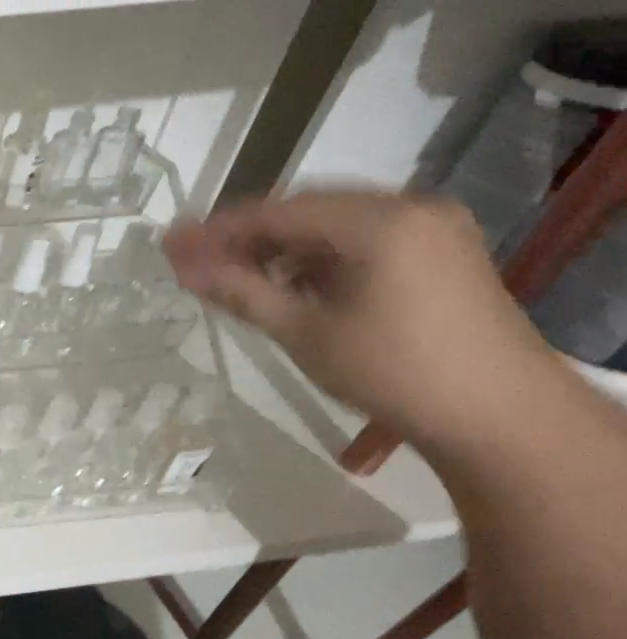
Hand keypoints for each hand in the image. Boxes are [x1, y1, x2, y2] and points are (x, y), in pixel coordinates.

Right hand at [162, 189, 555, 442]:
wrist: (491, 407)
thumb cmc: (390, 370)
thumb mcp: (305, 332)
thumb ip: (242, 292)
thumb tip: (185, 268)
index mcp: (380, 222)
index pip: (280, 212)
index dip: (219, 228)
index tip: (171, 243)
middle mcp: (410, 208)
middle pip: (308, 210)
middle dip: (246, 235)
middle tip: (192, 261)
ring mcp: (430, 227)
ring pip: (333, 225)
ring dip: (279, 248)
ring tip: (231, 278)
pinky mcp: (438, 251)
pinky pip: (361, 240)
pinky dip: (316, 258)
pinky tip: (286, 285)